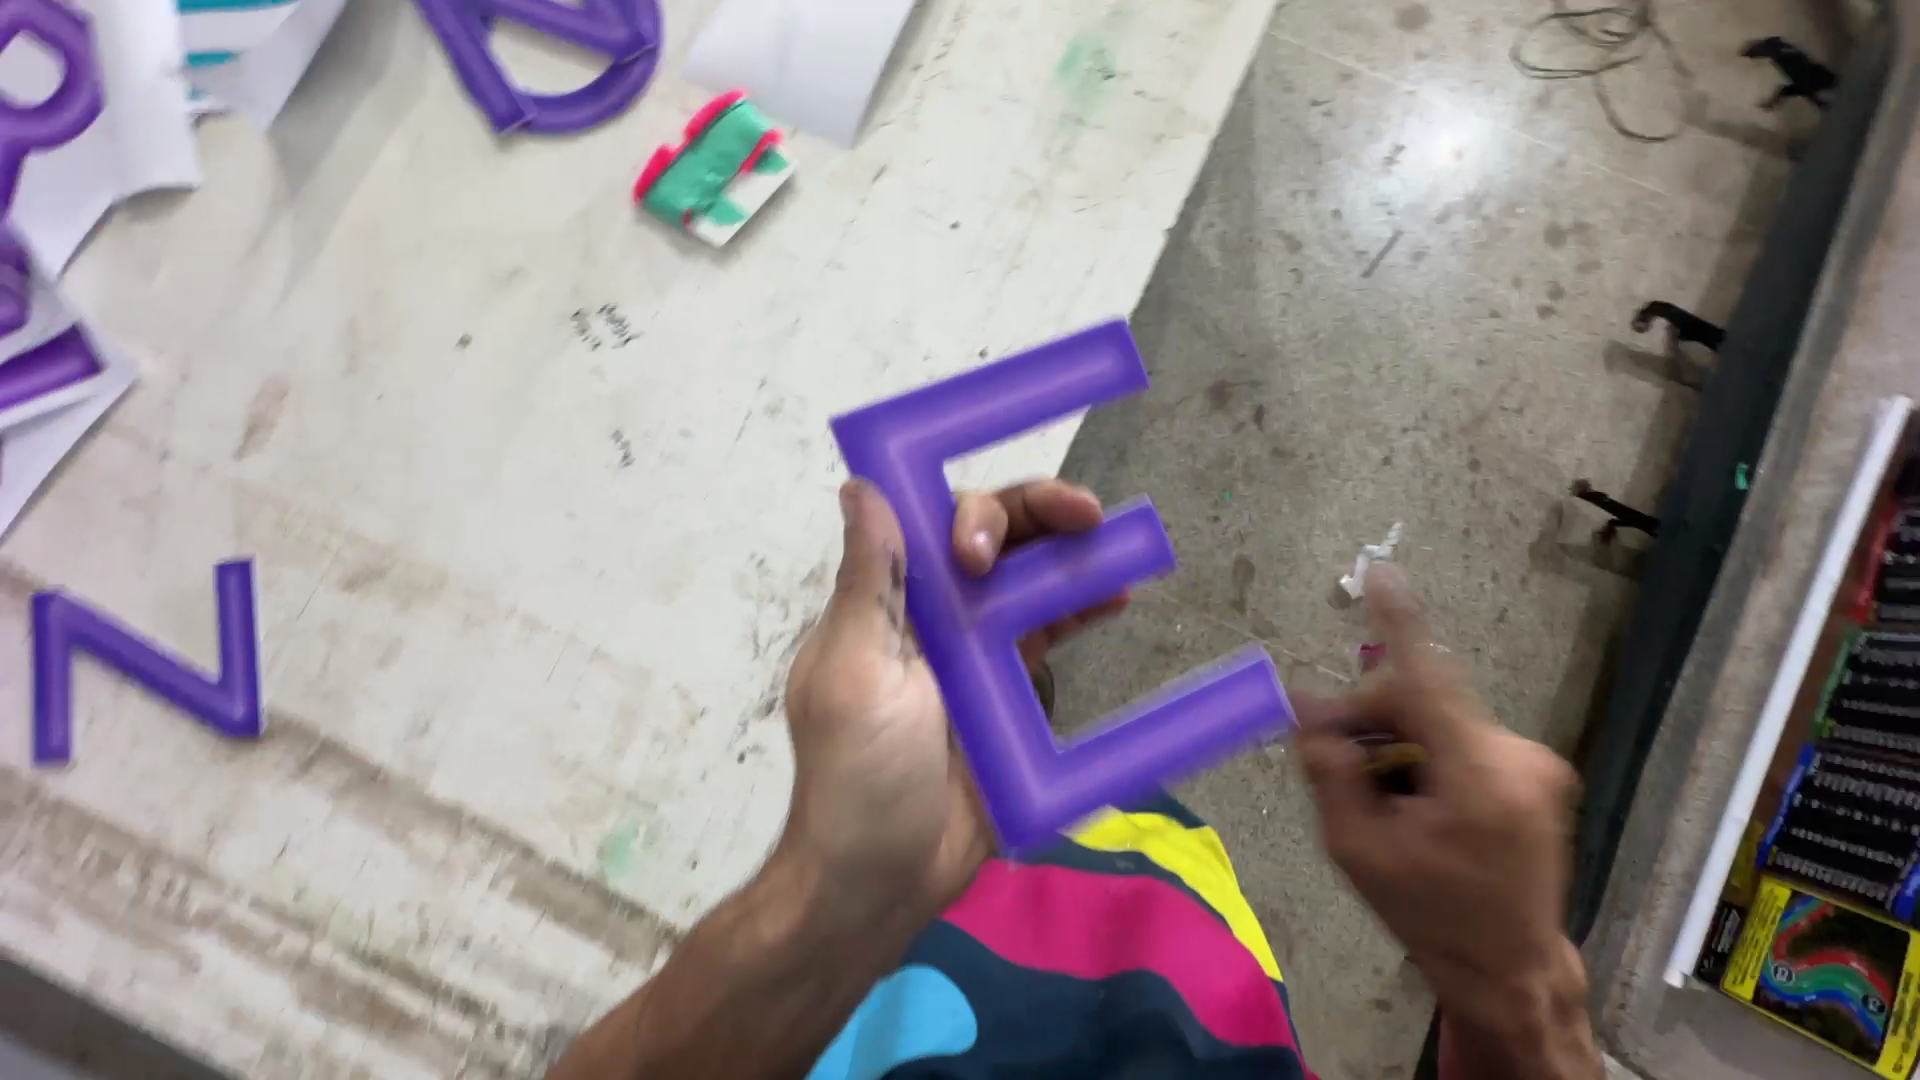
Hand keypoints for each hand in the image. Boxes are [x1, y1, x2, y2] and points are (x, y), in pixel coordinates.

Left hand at [778, 478, 1123, 922]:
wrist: (882, 879)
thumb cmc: (859, 773)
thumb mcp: (857, 671)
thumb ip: (869, 580)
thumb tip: (862, 484)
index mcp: (889, 600)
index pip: (934, 523)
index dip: (972, 510)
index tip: (991, 541)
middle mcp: (933, 612)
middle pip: (992, 540)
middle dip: (1037, 514)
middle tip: (1088, 513)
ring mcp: (976, 651)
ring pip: (1028, 580)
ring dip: (1069, 554)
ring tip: (1116, 546)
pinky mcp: (1010, 693)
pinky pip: (1048, 636)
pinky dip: (1080, 610)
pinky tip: (1116, 595)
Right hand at [1293, 564, 1587, 1046]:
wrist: (1508, 965)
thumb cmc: (1424, 910)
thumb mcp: (1354, 846)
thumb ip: (1329, 769)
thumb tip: (1304, 706)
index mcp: (1477, 779)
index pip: (1429, 681)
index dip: (1400, 622)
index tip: (1381, 573)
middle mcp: (1517, 757)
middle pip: (1419, 700)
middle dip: (1366, 717)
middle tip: (1322, 746)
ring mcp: (1533, 763)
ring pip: (1435, 717)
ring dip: (1391, 737)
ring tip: (1367, 783)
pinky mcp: (1533, 770)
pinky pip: (1456, 735)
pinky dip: (1418, 749)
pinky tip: (1403, 788)